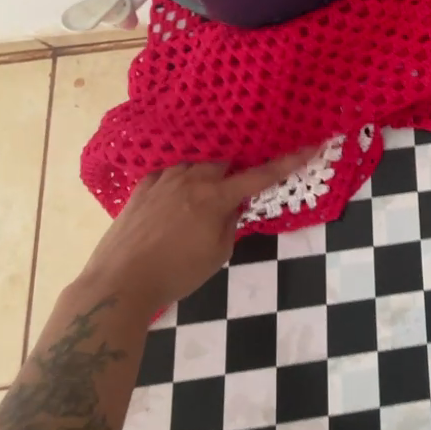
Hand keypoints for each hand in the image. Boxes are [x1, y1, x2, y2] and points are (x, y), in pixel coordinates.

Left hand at [72, 150, 314, 314]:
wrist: (118, 284)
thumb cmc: (174, 274)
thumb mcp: (216, 255)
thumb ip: (230, 224)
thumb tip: (234, 206)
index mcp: (215, 197)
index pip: (261, 175)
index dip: (289, 161)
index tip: (312, 145)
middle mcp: (192, 180)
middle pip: (224, 157)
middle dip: (236, 163)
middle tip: (239, 174)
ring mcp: (164, 181)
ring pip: (195, 161)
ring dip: (206, 170)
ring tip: (206, 184)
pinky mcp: (141, 188)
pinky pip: (168, 171)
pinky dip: (178, 177)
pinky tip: (176, 189)